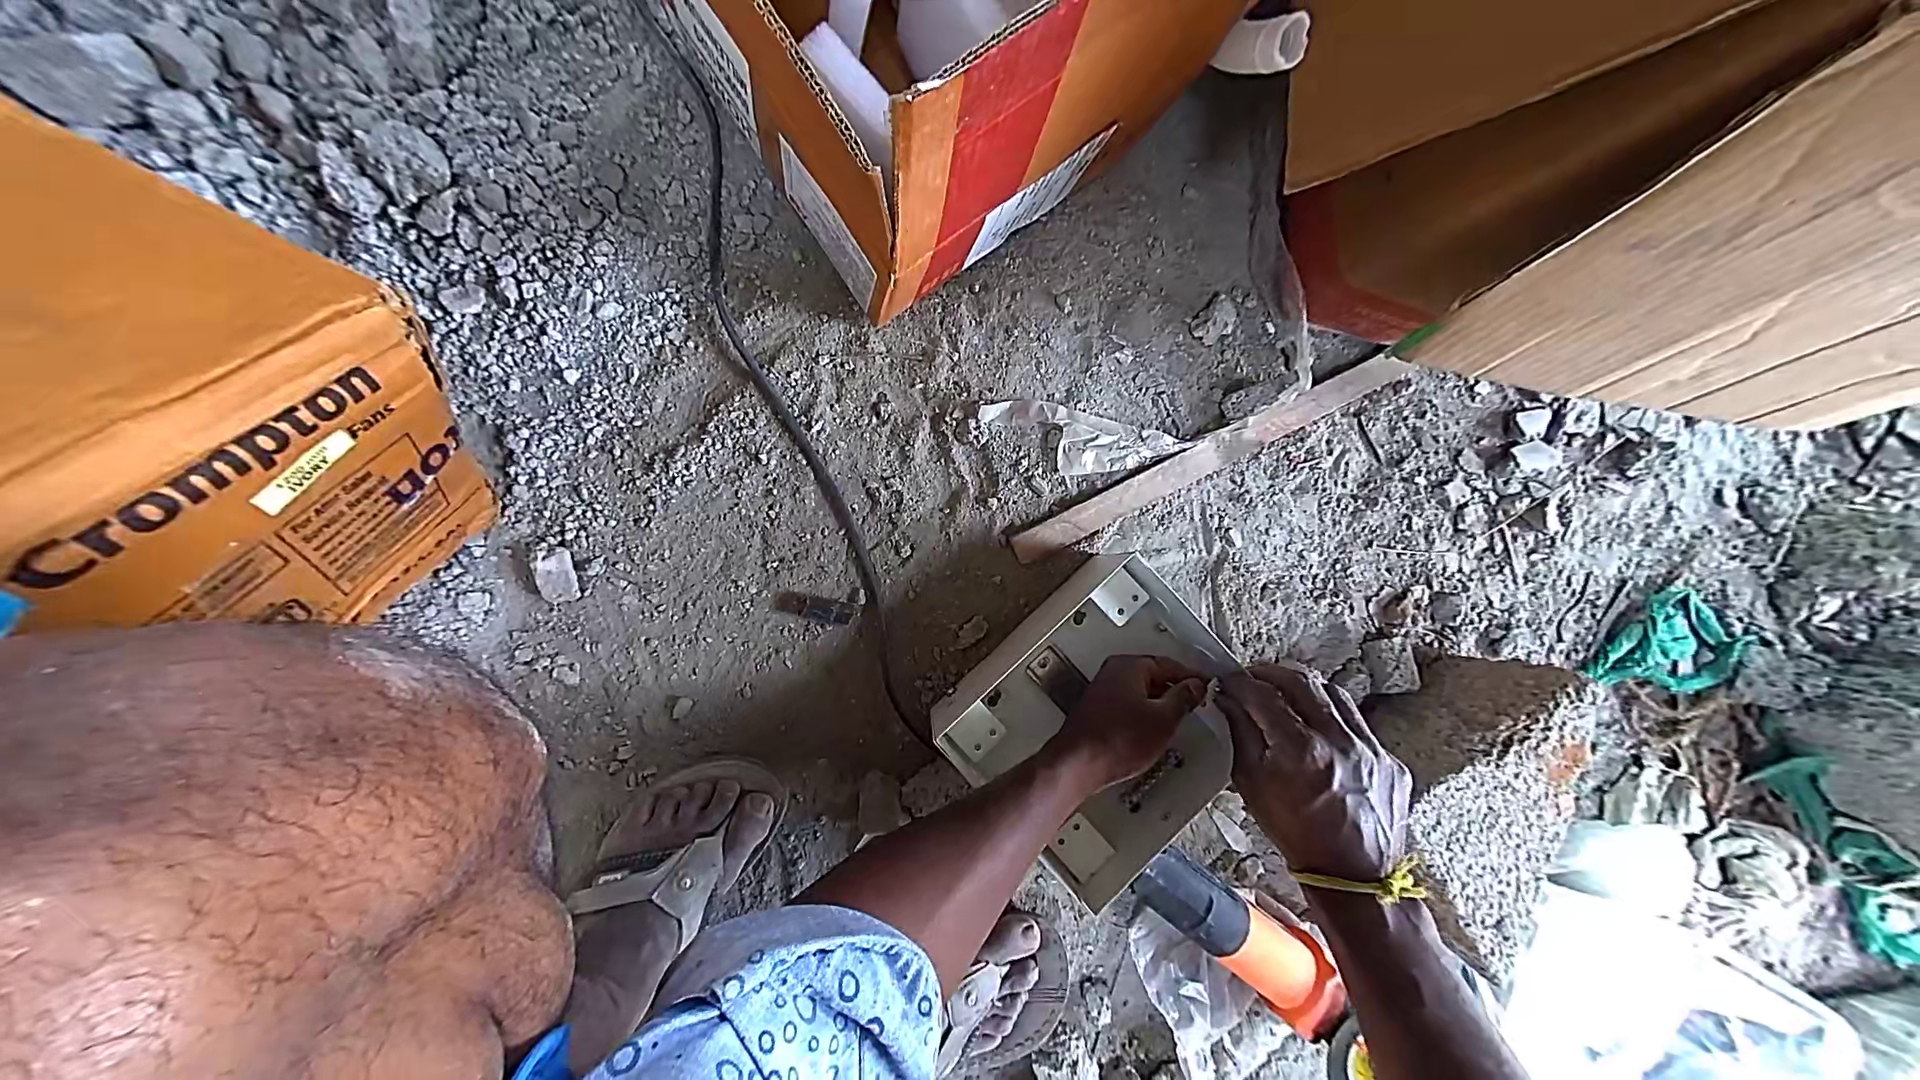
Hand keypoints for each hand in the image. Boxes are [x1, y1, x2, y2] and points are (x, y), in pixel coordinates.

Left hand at [1046, 655, 1205, 789]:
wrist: (1079, 764)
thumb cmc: (1112, 741)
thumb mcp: (1163, 719)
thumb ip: (1183, 699)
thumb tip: (1193, 688)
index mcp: (1127, 666)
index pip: (1168, 663)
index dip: (1191, 677)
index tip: (1205, 687)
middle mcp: (1111, 674)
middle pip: (1153, 676)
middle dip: (1175, 691)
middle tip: (1193, 704)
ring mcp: (1102, 693)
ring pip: (1141, 693)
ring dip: (1159, 706)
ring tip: (1173, 723)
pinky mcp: (1098, 712)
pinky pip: (1129, 707)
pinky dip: (1144, 716)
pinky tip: (1150, 733)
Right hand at [1217, 663, 1411, 883]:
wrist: (1352, 874)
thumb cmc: (1297, 834)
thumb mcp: (1252, 784)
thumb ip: (1240, 734)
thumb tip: (1229, 702)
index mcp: (1300, 750)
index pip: (1263, 694)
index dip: (1240, 682)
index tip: (1229, 682)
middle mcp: (1339, 741)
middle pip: (1301, 681)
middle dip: (1270, 673)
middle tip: (1253, 678)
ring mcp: (1370, 749)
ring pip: (1334, 692)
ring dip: (1304, 687)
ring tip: (1286, 694)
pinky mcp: (1389, 759)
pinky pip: (1357, 721)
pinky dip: (1332, 715)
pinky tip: (1318, 726)